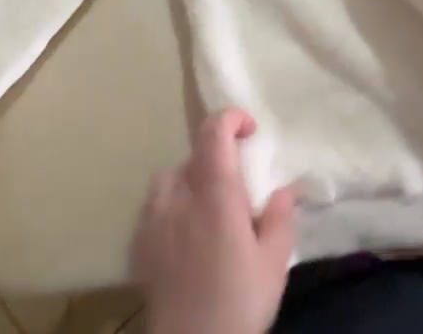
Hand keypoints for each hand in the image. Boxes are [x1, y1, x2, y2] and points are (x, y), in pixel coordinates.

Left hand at [133, 108, 297, 333]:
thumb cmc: (238, 303)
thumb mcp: (274, 263)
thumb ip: (280, 218)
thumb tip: (284, 188)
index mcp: (215, 194)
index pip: (214, 132)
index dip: (231, 118)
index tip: (250, 130)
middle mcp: (179, 195)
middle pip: (194, 156)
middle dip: (217, 163)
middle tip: (238, 195)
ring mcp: (152, 217)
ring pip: (170, 179)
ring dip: (191, 183)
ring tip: (208, 214)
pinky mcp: (137, 241)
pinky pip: (155, 206)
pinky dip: (172, 208)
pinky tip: (185, 238)